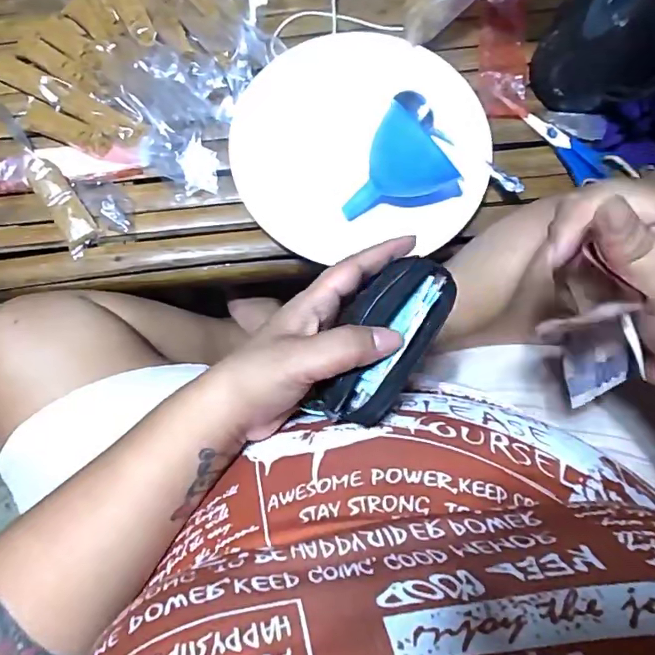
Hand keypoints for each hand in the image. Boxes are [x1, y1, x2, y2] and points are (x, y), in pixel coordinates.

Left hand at [195, 237, 413, 440]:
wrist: (230, 414)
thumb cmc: (258, 375)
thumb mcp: (302, 356)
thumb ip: (346, 345)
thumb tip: (396, 336)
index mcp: (311, 305)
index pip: (350, 270)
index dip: (380, 253)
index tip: (411, 241)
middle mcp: (317, 321)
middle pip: (359, 295)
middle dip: (389, 283)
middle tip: (424, 282)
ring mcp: (319, 348)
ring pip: (361, 327)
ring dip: (387, 322)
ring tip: (420, 320)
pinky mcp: (321, 373)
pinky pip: (357, 357)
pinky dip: (378, 356)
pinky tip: (396, 362)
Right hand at [541, 180, 654, 396]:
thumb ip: (640, 251)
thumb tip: (604, 204)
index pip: (615, 195)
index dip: (580, 216)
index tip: (557, 257)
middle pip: (594, 207)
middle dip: (568, 234)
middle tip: (554, 270)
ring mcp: (637, 249)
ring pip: (585, 233)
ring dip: (568, 255)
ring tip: (561, 283)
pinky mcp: (622, 273)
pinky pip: (586, 259)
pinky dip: (573, 272)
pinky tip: (571, 289)